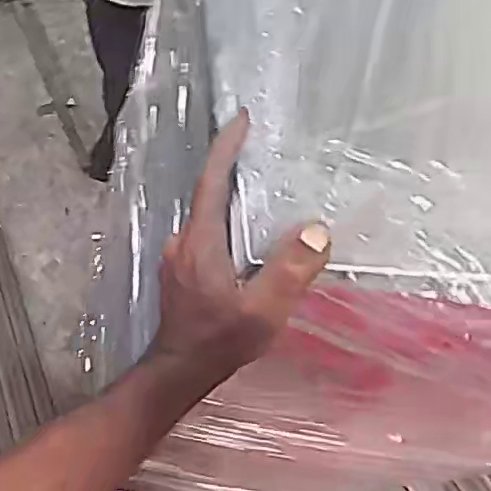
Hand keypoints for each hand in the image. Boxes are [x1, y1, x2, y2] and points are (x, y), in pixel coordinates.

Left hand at [150, 109, 330, 388]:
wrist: (178, 370)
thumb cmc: (219, 342)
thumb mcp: (263, 311)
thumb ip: (289, 270)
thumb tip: (315, 230)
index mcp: (199, 243)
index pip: (211, 183)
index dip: (225, 149)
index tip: (241, 120)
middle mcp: (181, 243)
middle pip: (207, 196)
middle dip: (231, 170)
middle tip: (261, 152)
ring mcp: (176, 258)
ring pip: (205, 218)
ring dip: (229, 199)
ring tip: (262, 190)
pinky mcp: (178, 273)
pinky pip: (203, 236)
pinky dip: (224, 224)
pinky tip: (246, 235)